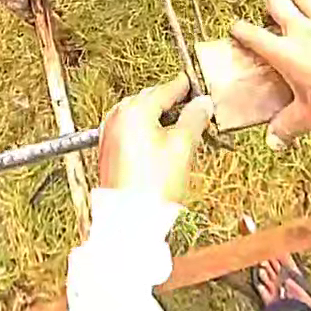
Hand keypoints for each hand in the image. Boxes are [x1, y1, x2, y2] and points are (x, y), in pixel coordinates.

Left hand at [97, 74, 214, 203]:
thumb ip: (194, 118)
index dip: (187, 88)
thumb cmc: (151, 188)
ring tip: (180, 131)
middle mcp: (117, 117)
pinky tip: (161, 145)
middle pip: (152, 99)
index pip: (167, 88)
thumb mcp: (182, 146)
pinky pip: (132, 130)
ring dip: (160, 118)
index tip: (198, 86)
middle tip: (195, 110)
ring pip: (142, 115)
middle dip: (174, 104)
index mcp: (134, 110)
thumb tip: (202, 104)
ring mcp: (110, 134)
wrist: (128, 224)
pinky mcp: (108, 151)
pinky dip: (148, 132)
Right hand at [229, 0, 310, 147]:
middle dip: (270, 6)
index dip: (240, 30)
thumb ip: (286, 127)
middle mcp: (303, 32)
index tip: (237, 30)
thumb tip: (274, 139)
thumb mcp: (308, 118)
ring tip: (296, 5)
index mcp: (285, 53)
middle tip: (271, 16)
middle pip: (277, 2)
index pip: (252, 34)